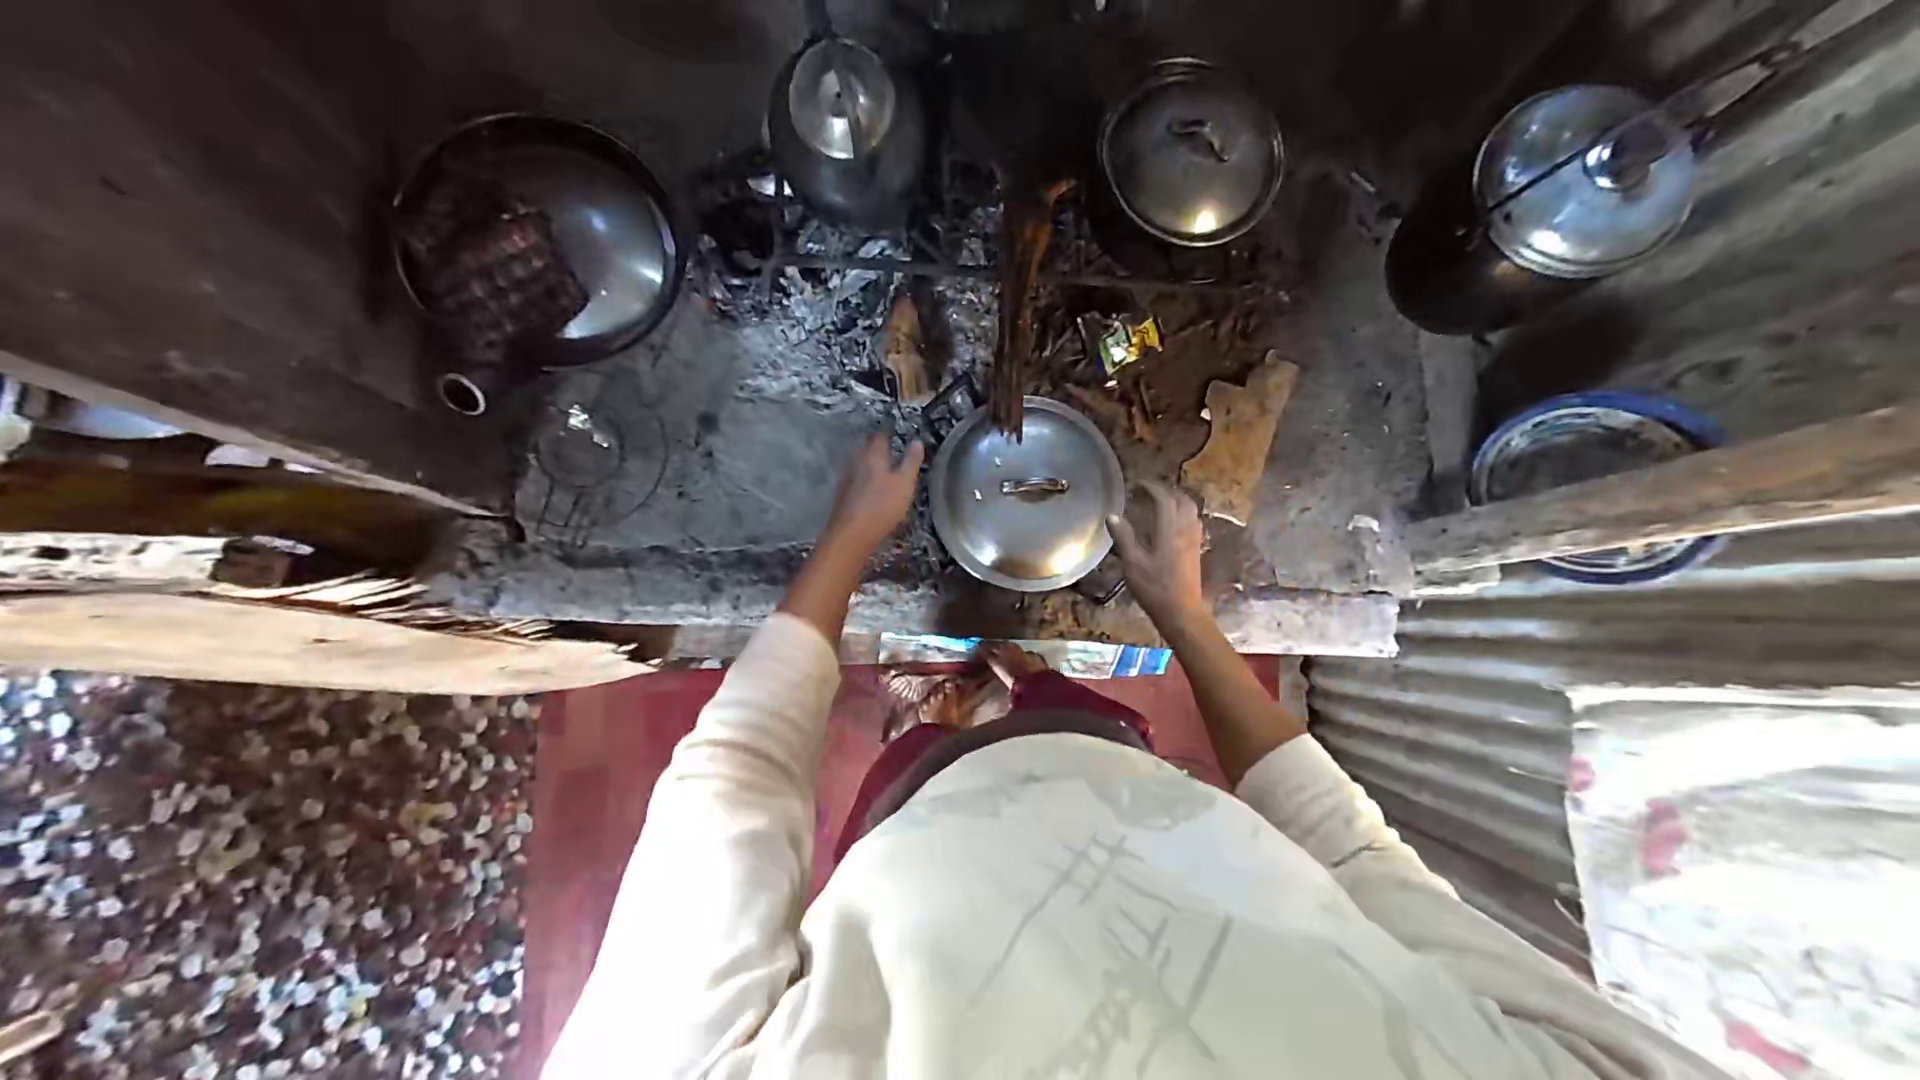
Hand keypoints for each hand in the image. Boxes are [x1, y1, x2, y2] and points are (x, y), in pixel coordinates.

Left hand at [822, 433, 924, 553]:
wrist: (851, 534)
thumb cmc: (882, 506)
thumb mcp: (905, 483)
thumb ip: (911, 461)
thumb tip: (916, 441)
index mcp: (873, 455)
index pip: (880, 435)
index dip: (888, 429)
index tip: (893, 426)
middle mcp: (856, 461)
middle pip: (866, 446)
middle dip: (876, 441)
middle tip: (887, 440)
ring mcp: (846, 477)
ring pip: (859, 460)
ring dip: (869, 457)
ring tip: (880, 460)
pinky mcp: (842, 493)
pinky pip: (855, 475)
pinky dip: (863, 473)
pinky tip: (868, 482)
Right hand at [1106, 480, 1206, 622]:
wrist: (1182, 612)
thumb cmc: (1155, 588)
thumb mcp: (1133, 563)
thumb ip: (1124, 537)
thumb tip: (1112, 515)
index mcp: (1170, 529)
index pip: (1164, 499)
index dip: (1151, 487)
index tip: (1136, 484)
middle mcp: (1186, 529)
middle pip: (1182, 499)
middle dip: (1166, 490)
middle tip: (1147, 491)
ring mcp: (1194, 540)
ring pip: (1191, 509)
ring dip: (1176, 500)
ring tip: (1159, 502)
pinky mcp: (1196, 550)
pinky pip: (1193, 521)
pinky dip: (1182, 513)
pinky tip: (1171, 522)